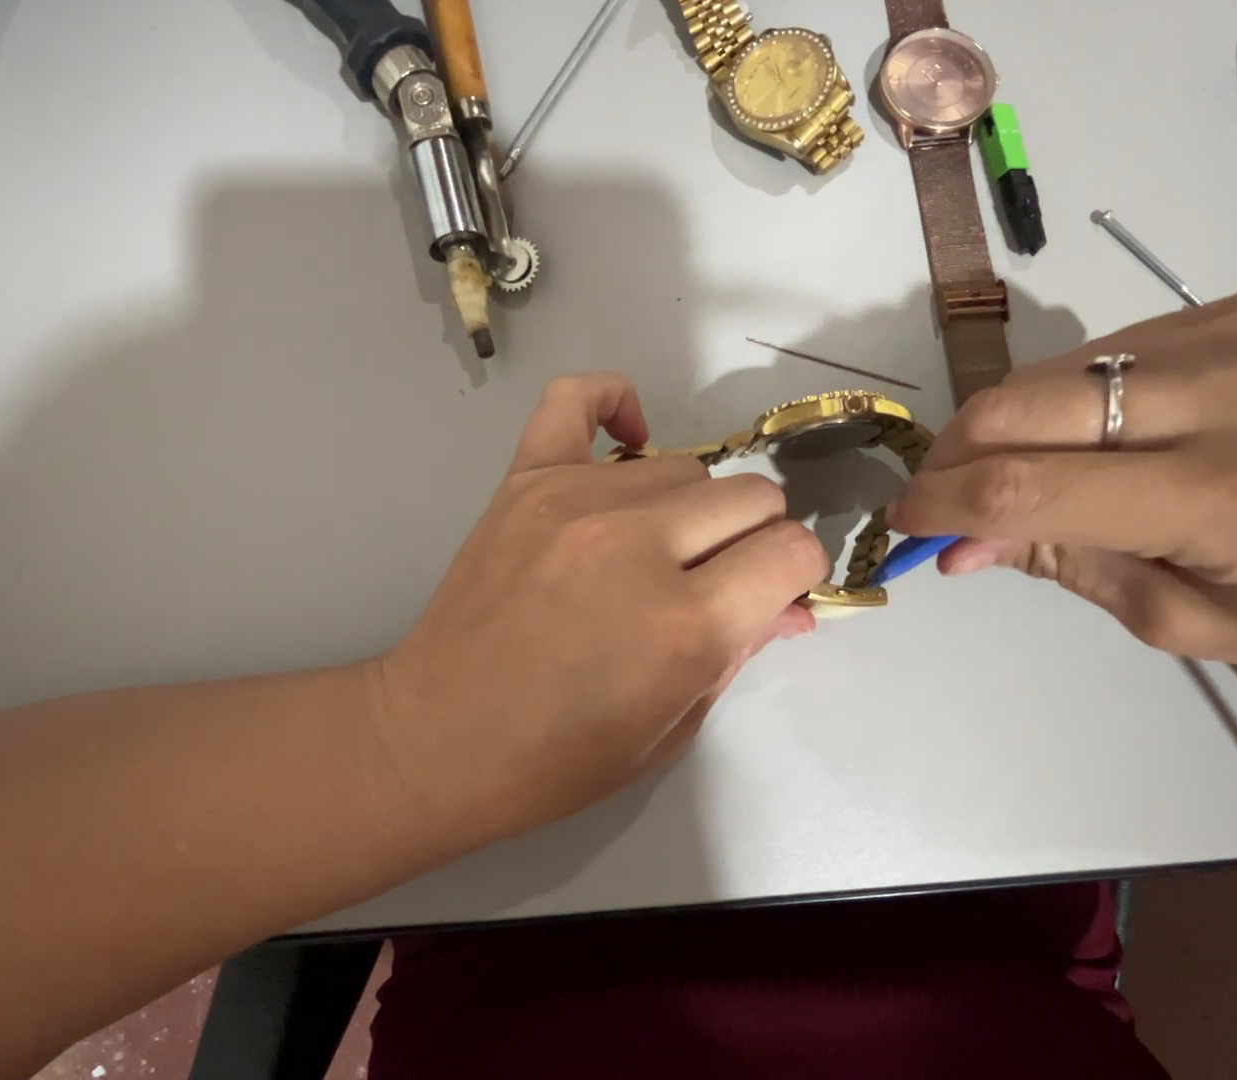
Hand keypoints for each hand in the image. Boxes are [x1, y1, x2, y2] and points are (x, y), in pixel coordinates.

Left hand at [374, 374, 826, 847]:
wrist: (440, 737)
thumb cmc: (560, 757)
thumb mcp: (673, 727)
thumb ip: (742, 651)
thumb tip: (795, 604)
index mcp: (686, 623)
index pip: (792, 551)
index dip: (796, 574)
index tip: (771, 593)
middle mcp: (639, 545)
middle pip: (752, 496)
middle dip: (755, 539)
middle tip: (717, 578)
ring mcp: (576, 500)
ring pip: (684, 466)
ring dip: (690, 508)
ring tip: (653, 549)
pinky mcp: (524, 480)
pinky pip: (576, 399)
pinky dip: (613, 403)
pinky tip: (626, 440)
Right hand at [889, 287, 1236, 688]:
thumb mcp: (1163, 616)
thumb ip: (1053, 559)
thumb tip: (951, 541)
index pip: (1033, 487)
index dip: (944, 501)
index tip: (902, 519)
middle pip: (1026, 408)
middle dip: (954, 455)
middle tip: (936, 494)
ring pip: (1050, 374)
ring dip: (1001, 428)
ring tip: (1004, 472)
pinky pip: (1097, 352)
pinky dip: (1059, 400)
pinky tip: (1075, 436)